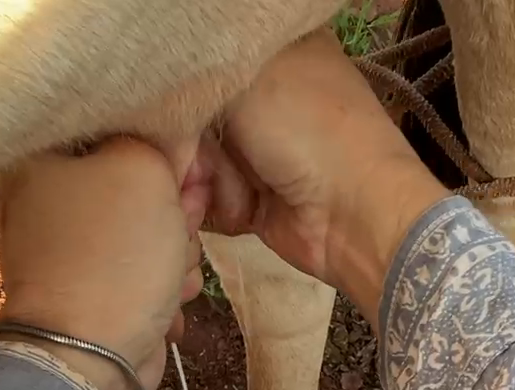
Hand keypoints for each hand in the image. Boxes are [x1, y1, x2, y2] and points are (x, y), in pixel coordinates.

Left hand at [0, 137, 210, 389]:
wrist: (92, 354)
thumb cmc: (115, 254)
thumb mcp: (143, 172)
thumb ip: (158, 146)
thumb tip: (167, 158)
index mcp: (42, 157)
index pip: (118, 132)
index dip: (164, 154)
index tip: (190, 179)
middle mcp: (49, 202)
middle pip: (137, 190)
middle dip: (173, 217)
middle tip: (181, 233)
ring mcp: (72, 254)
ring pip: (148, 238)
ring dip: (175, 260)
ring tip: (173, 280)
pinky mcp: (95, 296)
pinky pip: (143, 278)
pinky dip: (160, 293)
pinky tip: (166, 307)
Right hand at [200, 33, 447, 315]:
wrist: (352, 216)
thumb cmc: (306, 130)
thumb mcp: (246, 75)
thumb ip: (194, 76)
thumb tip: (162, 101)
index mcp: (272, 50)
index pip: (205, 59)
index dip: (185, 84)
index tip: (179, 101)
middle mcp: (264, 98)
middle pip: (191, 115)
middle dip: (190, 143)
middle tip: (202, 157)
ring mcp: (257, 152)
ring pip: (195, 160)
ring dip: (206, 181)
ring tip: (231, 189)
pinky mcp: (252, 200)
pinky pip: (209, 200)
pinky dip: (217, 208)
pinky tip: (239, 211)